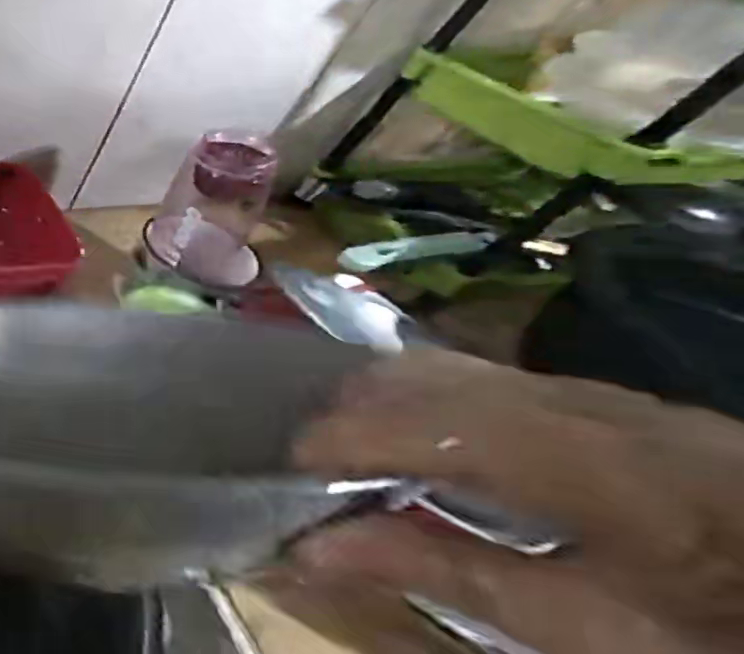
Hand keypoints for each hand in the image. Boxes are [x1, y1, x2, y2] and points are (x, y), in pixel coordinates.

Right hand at [287, 348, 743, 653]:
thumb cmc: (724, 628)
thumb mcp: (597, 632)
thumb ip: (447, 574)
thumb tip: (311, 550)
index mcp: (575, 459)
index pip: (412, 422)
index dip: (336, 441)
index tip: (292, 482)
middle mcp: (564, 399)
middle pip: (408, 377)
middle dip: (344, 419)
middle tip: (323, 479)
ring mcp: (576, 386)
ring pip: (429, 365)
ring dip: (376, 404)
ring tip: (364, 459)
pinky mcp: (587, 390)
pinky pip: (465, 371)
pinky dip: (416, 399)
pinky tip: (428, 447)